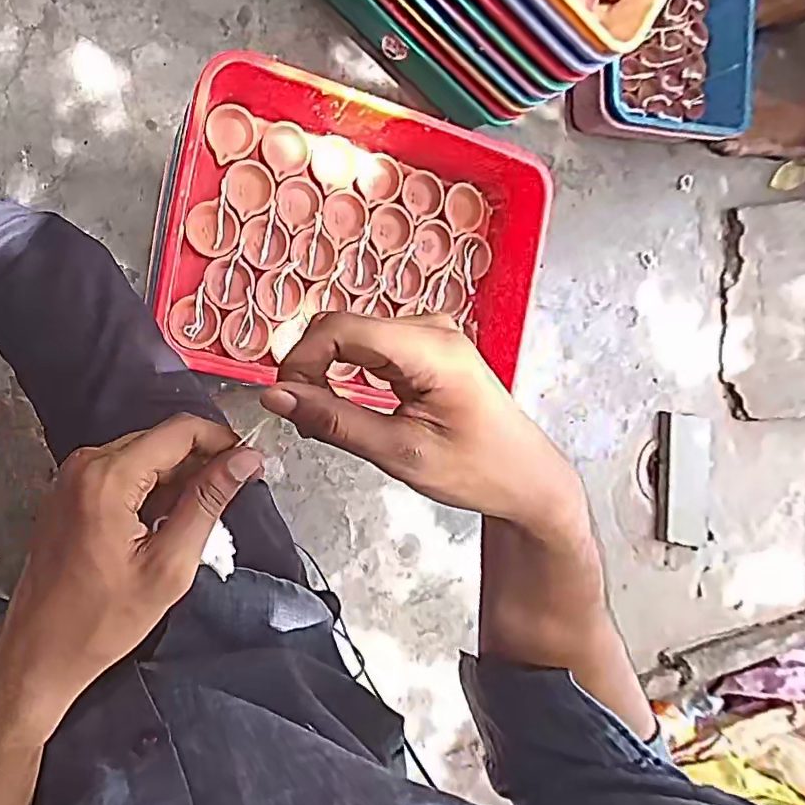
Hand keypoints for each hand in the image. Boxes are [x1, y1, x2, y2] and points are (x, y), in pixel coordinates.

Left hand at [0, 414, 261, 736]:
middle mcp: (86, 464)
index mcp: (108, 477)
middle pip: (162, 439)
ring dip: (176, 478)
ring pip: (145, 454)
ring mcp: (74, 474)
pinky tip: (159, 524)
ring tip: (190, 522)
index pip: (181, 430)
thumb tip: (243, 461)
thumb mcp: (168, 565)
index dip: (223, 441)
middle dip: (201, 461)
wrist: (38, 649)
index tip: (248, 463)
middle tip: (229, 496)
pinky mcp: (71, 488)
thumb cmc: (99, 620)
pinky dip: (150, 488)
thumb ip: (208, 502)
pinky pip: (122, 470)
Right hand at [261, 313, 582, 526]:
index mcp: (431, 348)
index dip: (300, 360)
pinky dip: (341, 371)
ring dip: (322, 370)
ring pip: (346, 335)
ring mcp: (426, 333)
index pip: (340, 328)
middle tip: (301, 414)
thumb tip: (278, 396)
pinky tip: (340, 402)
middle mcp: (429, 328)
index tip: (286, 397)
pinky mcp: (420, 346)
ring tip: (322, 416)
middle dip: (307, 367)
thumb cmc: (479, 470)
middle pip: (339, 327)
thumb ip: (334, 421)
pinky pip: (363, 345)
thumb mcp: (398, 452)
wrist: (526, 477)